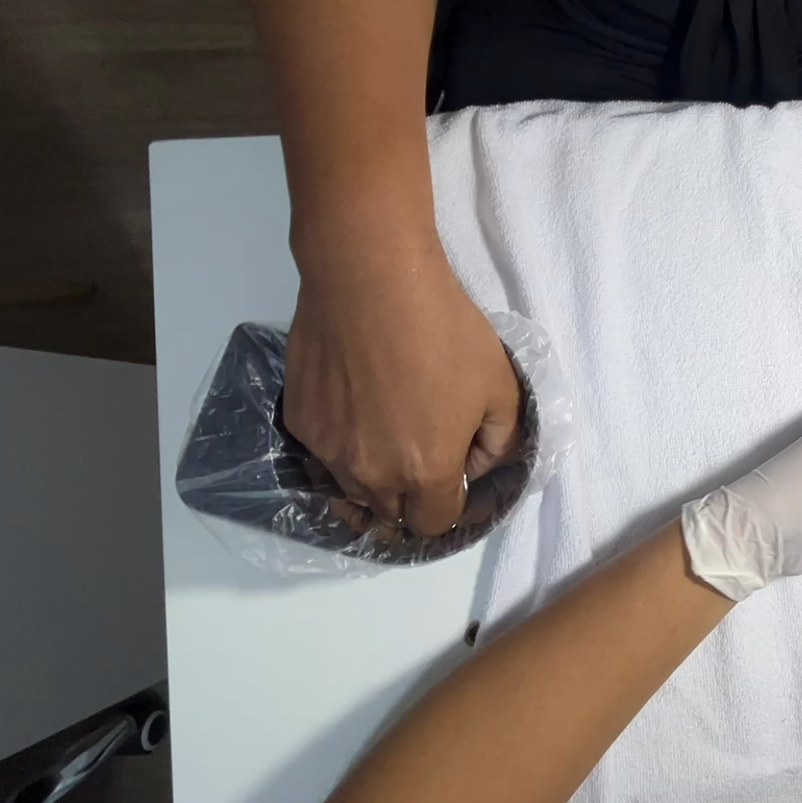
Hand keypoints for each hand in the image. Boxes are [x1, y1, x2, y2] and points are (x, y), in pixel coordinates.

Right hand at [283, 236, 520, 535]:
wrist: (372, 281)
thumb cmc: (447, 334)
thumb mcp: (502, 387)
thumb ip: (500, 439)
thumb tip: (480, 464)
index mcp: (425, 472)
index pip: (435, 522)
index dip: (453, 504)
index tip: (458, 474)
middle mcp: (370, 476)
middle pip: (393, 513)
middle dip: (415, 496)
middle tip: (429, 452)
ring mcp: (327, 451)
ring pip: (355, 489)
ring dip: (377, 476)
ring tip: (392, 433)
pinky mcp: (299, 421)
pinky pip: (327, 454)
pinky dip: (347, 446)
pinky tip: (361, 408)